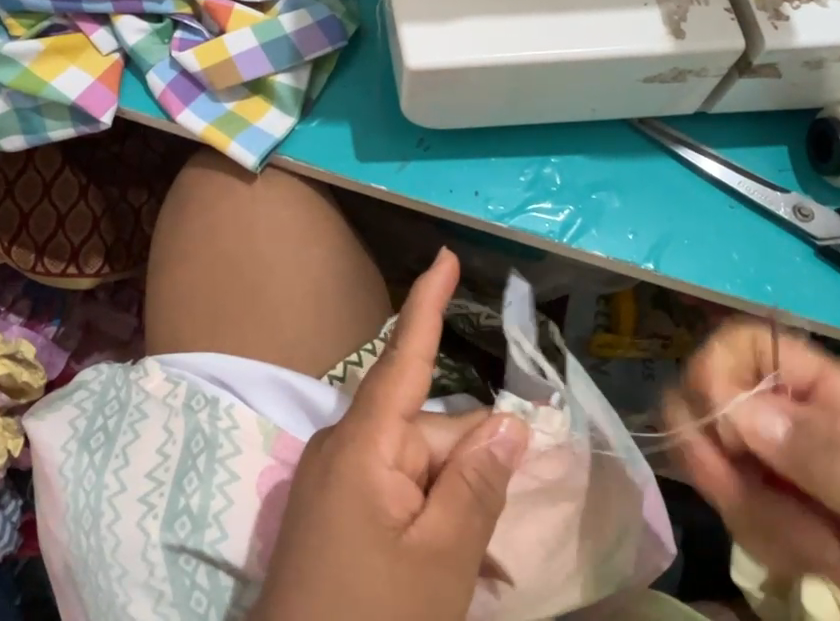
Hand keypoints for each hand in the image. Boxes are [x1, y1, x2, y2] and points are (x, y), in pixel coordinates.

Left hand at [250, 249, 529, 620]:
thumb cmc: (372, 614)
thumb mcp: (441, 557)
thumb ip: (476, 483)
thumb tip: (509, 422)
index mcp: (363, 443)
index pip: (404, 358)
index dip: (427, 305)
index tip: (444, 255)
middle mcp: (343, 446)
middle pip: (427, 432)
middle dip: (471, 471)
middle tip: (498, 542)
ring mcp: (333, 479)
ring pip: (416, 469)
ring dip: (455, 507)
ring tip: (481, 571)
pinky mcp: (331, 509)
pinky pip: (394, 495)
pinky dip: (429, 522)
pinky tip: (458, 568)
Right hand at [667, 321, 839, 620]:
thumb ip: (836, 461)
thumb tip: (736, 407)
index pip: (760, 352)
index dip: (723, 374)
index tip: (722, 429)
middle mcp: (829, 437)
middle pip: (731, 407)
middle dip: (718, 447)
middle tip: (733, 490)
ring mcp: (821, 491)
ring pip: (735, 466)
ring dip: (747, 505)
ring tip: (808, 551)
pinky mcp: (818, 540)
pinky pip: (757, 518)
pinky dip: (764, 539)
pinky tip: (809, 568)